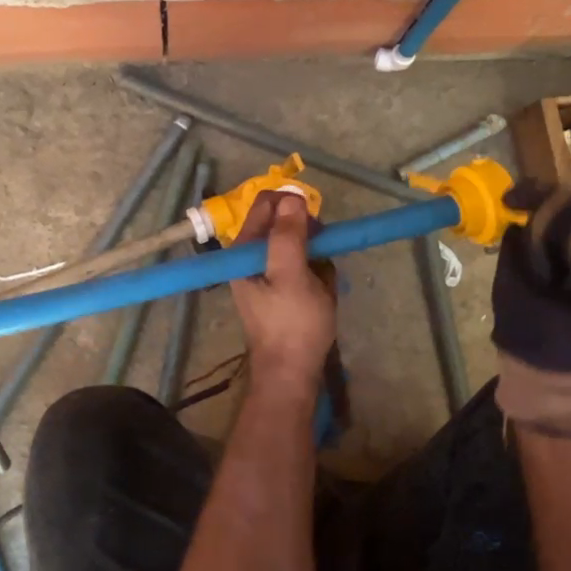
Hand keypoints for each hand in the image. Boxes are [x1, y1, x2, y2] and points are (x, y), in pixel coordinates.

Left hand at [228, 191, 336, 387]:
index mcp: (245, 248)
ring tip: (323, 283)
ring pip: (300, 244)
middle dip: (310, 236)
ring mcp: (268, 273)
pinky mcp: (283, 289)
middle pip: (284, 222)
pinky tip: (324, 294)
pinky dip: (319, 274)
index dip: (293, 206)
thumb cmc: (292, 324)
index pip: (267, 204)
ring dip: (318, 257)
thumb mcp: (291, 275)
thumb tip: (291, 196)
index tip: (316, 227)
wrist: (292, 374)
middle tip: (322, 259)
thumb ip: (288, 235)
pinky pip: (306, 266)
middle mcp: (252, 256)